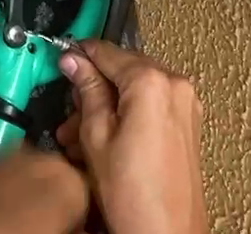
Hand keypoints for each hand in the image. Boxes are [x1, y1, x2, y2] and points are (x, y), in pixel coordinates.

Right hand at [56, 41, 206, 233]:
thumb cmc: (136, 199)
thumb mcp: (96, 135)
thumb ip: (86, 90)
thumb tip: (76, 63)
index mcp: (151, 82)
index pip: (106, 51)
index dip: (80, 55)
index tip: (63, 59)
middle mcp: (175, 85)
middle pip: (123, 68)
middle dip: (94, 87)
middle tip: (71, 109)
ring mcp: (185, 105)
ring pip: (135, 88)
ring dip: (108, 104)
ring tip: (82, 134)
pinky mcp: (187, 124)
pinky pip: (151, 104)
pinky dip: (128, 114)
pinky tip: (106, 137)